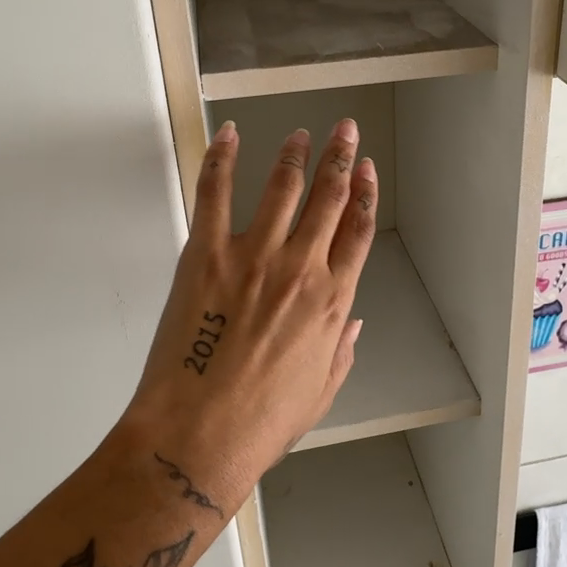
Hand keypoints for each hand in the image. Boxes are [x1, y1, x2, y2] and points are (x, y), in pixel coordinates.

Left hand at [120, 118, 377, 512]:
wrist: (198, 436)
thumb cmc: (259, 423)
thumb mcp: (319, 393)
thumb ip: (341, 352)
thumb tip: (352, 325)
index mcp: (331, 301)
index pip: (358, 231)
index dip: (366, 194)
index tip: (367, 170)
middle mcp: (300, 269)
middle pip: (330, 197)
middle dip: (341, 156)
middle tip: (345, 129)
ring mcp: (253, 257)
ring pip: (282, 186)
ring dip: (295, 153)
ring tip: (299, 132)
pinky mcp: (205, 255)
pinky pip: (216, 193)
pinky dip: (222, 158)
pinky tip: (230, 135)